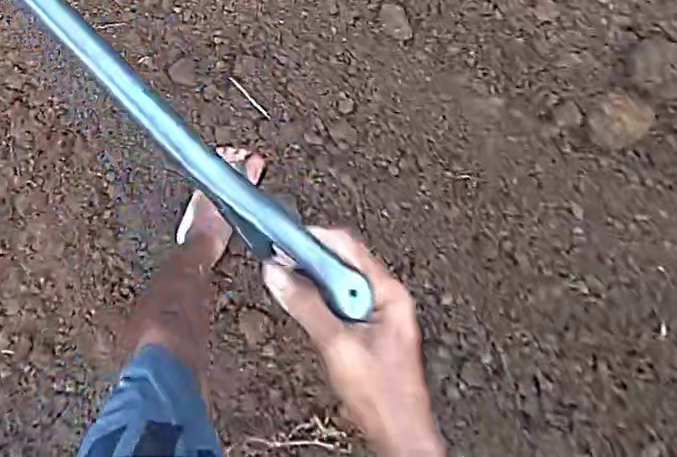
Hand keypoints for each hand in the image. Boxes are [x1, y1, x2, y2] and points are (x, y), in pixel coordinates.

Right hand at [263, 228, 445, 456]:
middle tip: (280, 263)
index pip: (347, 246)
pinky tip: (304, 307)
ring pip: (337, 280)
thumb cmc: (383, 398)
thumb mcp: (337, 346)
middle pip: (341, 261)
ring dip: (312, 281)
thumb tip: (275, 272)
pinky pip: (339, 299)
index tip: (284, 240)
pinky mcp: (368, 326)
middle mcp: (386, 295)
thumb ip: (306, 305)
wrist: (401, 440)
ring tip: (288, 284)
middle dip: (309, 261)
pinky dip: (319, 298)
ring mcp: (378, 311)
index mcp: (389, 292)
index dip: (313, 239)